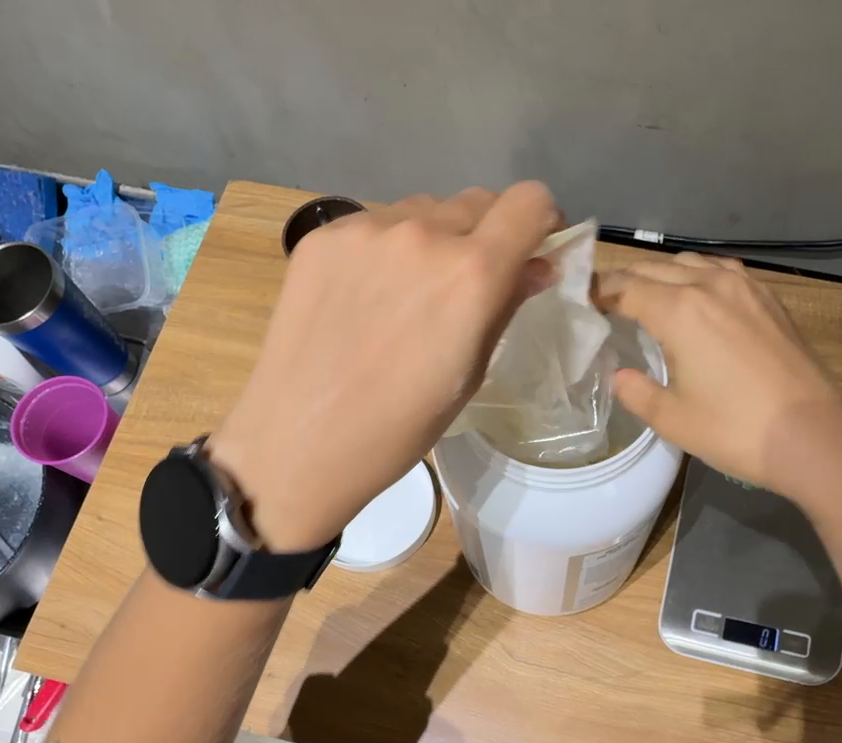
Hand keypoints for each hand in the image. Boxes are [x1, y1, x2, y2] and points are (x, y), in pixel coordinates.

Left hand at [208, 184, 558, 551]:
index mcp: (471, 274)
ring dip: (432, 240)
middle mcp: (422, 233)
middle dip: (486, 236)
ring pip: (422, 211)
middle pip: (476, 203)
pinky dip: (385, 250)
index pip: (530, 202)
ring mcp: (365, 229)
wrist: (301, 442)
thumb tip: (536, 267)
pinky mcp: (321, 237)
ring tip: (406, 297)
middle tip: (466, 286)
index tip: (532, 250)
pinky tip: (363, 299)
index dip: (540, 223)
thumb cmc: (399, 428)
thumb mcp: (469, 375)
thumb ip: (505, 307)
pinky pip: (374, 226)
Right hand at [596, 253, 841, 496]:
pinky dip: (698, 277)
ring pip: (691, 263)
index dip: (598, 293)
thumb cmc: (735, 430)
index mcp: (680, 310)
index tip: (580, 303)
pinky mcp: (769, 299)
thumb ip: (636, 391)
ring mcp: (745, 288)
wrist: (813, 435)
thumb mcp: (672, 419)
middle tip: (605, 302)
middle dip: (625, 280)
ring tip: (647, 299)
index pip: (625, 287)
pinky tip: (696, 302)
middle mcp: (711, 284)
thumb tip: (619, 374)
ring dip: (662, 275)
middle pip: (655, 268)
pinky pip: (722, 272)